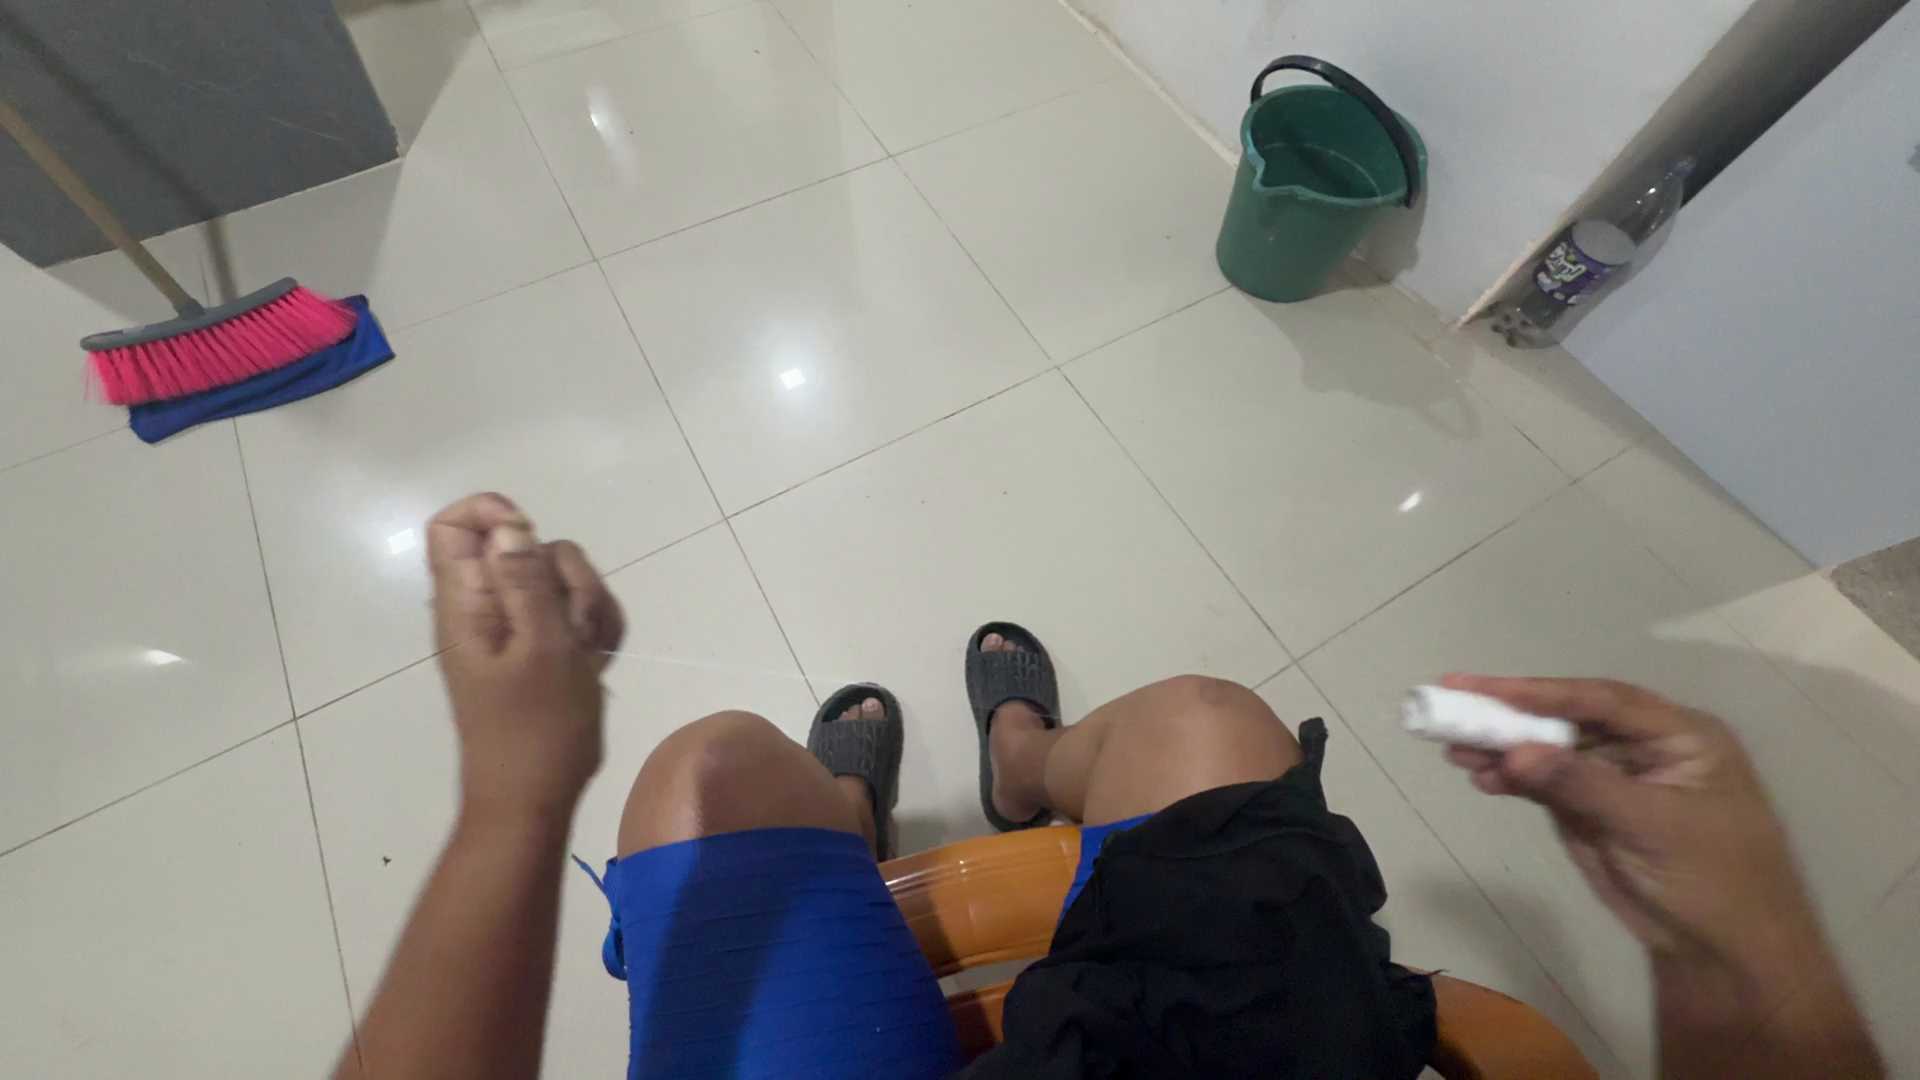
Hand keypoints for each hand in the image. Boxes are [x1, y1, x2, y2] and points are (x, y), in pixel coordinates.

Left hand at [427, 493, 625, 821]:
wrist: (538, 793)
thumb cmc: (538, 726)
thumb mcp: (542, 647)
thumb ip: (527, 581)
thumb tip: (510, 524)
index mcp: (467, 603)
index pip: (455, 526)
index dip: (495, 516)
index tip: (539, 545)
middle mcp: (487, 607)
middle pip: (525, 548)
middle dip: (566, 574)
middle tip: (573, 621)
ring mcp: (517, 628)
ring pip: (560, 580)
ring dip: (588, 605)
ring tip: (589, 650)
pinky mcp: (544, 646)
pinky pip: (574, 613)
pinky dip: (593, 629)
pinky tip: (597, 659)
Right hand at [1441, 675, 1816, 962]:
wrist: (1720, 952)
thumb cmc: (1711, 880)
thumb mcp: (1651, 826)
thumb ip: (1581, 783)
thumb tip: (1514, 751)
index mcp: (1678, 736)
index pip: (1601, 700)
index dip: (1542, 692)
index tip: (1487, 689)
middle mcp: (1639, 744)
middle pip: (1562, 714)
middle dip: (1507, 712)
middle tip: (1452, 699)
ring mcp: (1607, 771)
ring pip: (1541, 743)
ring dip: (1497, 745)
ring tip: (1454, 750)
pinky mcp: (1580, 799)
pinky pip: (1534, 775)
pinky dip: (1504, 775)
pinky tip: (1480, 778)